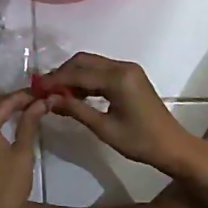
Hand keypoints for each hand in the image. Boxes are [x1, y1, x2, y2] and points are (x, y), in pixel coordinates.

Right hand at [38, 53, 203, 173]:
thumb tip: (49, 100)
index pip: (79, 73)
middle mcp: (123, 67)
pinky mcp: (131, 77)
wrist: (172, 146)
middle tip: (44, 91)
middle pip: (84, 61)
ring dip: (74, 76)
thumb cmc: (140, 141)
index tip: (35, 88)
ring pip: (93, 65)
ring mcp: (129, 70)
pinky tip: (75, 96)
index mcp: (119, 78)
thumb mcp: (104, 128)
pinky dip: (87, 80)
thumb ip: (76, 110)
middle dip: (63, 73)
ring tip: (55, 95)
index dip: (55, 80)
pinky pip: (102, 72)